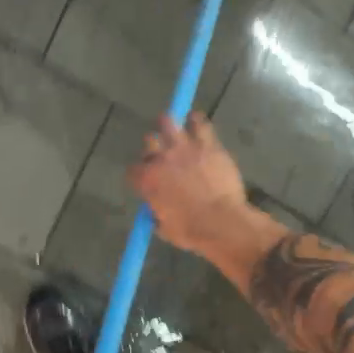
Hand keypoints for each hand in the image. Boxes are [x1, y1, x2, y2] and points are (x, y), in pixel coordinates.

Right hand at [127, 114, 261, 256]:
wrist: (221, 222)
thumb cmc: (190, 231)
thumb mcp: (164, 229)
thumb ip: (157, 214)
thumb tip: (158, 211)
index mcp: (148, 181)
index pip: (133, 171)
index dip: (138, 175)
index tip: (144, 180)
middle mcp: (162, 159)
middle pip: (149, 141)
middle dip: (153, 148)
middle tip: (161, 155)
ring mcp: (185, 148)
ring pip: (169, 122)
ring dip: (169, 124)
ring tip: (174, 129)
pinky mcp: (207, 144)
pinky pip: (200, 123)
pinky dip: (196, 121)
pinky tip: (196, 122)